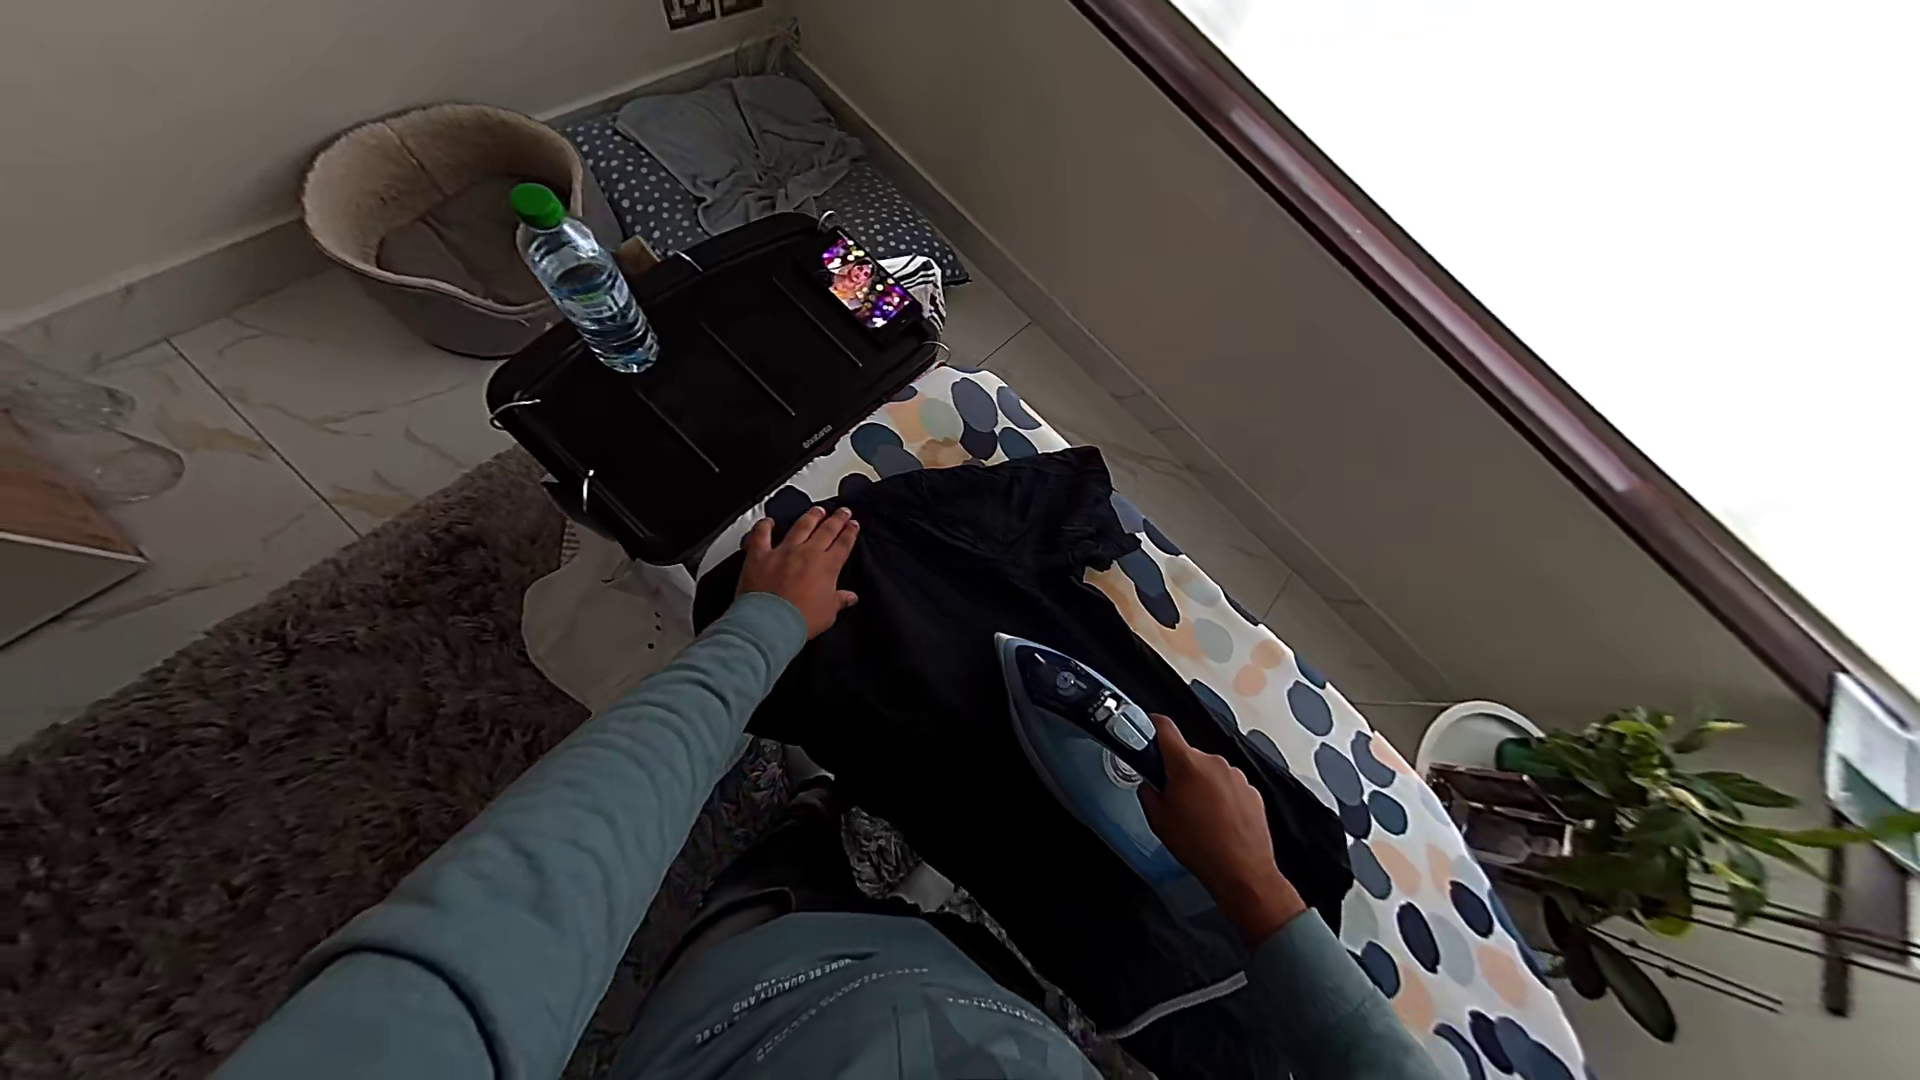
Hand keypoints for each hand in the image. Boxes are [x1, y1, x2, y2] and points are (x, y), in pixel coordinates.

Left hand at [736, 506, 859, 638]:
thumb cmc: (800, 620)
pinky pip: (761, 534)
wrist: (770, 623)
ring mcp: (783, 551)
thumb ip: (839, 601)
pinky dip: (764, 526)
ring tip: (817, 510)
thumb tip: (850, 598)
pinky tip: (768, 521)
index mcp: (827, 566)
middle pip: (826, 530)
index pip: (843, 544)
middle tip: (842, 511)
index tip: (853, 525)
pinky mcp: (760, 555)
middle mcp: (807, 553)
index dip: (850, 533)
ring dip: (810, 517)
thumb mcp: (828, 613)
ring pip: (800, 526)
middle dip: (837, 519)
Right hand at [1139, 713, 1307, 946]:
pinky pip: (1227, 784)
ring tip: (1199, 814)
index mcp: (1186, 764)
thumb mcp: (1158, 819)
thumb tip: (1149, 782)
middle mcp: (1213, 762)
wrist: (1243, 873)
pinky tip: (1218, 820)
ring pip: (1208, 770)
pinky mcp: (1252, 790)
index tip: (1146, 731)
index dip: (1152, 725)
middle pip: (1187, 754)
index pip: (1165, 726)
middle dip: (1177, 770)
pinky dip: (1220, 795)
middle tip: (1173, 796)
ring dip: (1200, 783)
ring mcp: (1236, 775)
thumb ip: (1148, 791)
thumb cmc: (1198, 846)